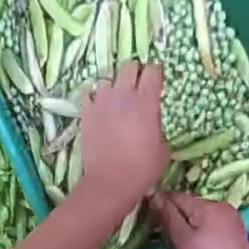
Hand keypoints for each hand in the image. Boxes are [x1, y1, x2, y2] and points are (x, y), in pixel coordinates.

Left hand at [77, 61, 167, 206]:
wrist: (110, 182)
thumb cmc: (142, 169)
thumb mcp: (163, 150)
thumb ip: (158, 129)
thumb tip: (152, 127)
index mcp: (147, 101)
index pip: (153, 70)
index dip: (155, 75)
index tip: (155, 84)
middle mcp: (124, 95)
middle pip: (129, 66)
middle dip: (134, 73)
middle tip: (136, 88)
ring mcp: (102, 103)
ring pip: (107, 80)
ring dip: (113, 87)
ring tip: (115, 102)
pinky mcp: (86, 114)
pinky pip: (88, 95)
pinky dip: (93, 98)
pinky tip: (97, 108)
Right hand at [153, 191, 248, 248]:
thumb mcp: (182, 239)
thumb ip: (168, 215)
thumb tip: (154, 195)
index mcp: (208, 205)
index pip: (177, 196)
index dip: (161, 204)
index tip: (150, 219)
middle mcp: (222, 205)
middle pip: (190, 205)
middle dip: (176, 216)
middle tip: (167, 237)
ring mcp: (232, 218)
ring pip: (201, 215)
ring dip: (189, 224)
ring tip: (182, 243)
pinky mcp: (236, 230)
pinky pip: (212, 223)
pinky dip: (202, 230)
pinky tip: (200, 246)